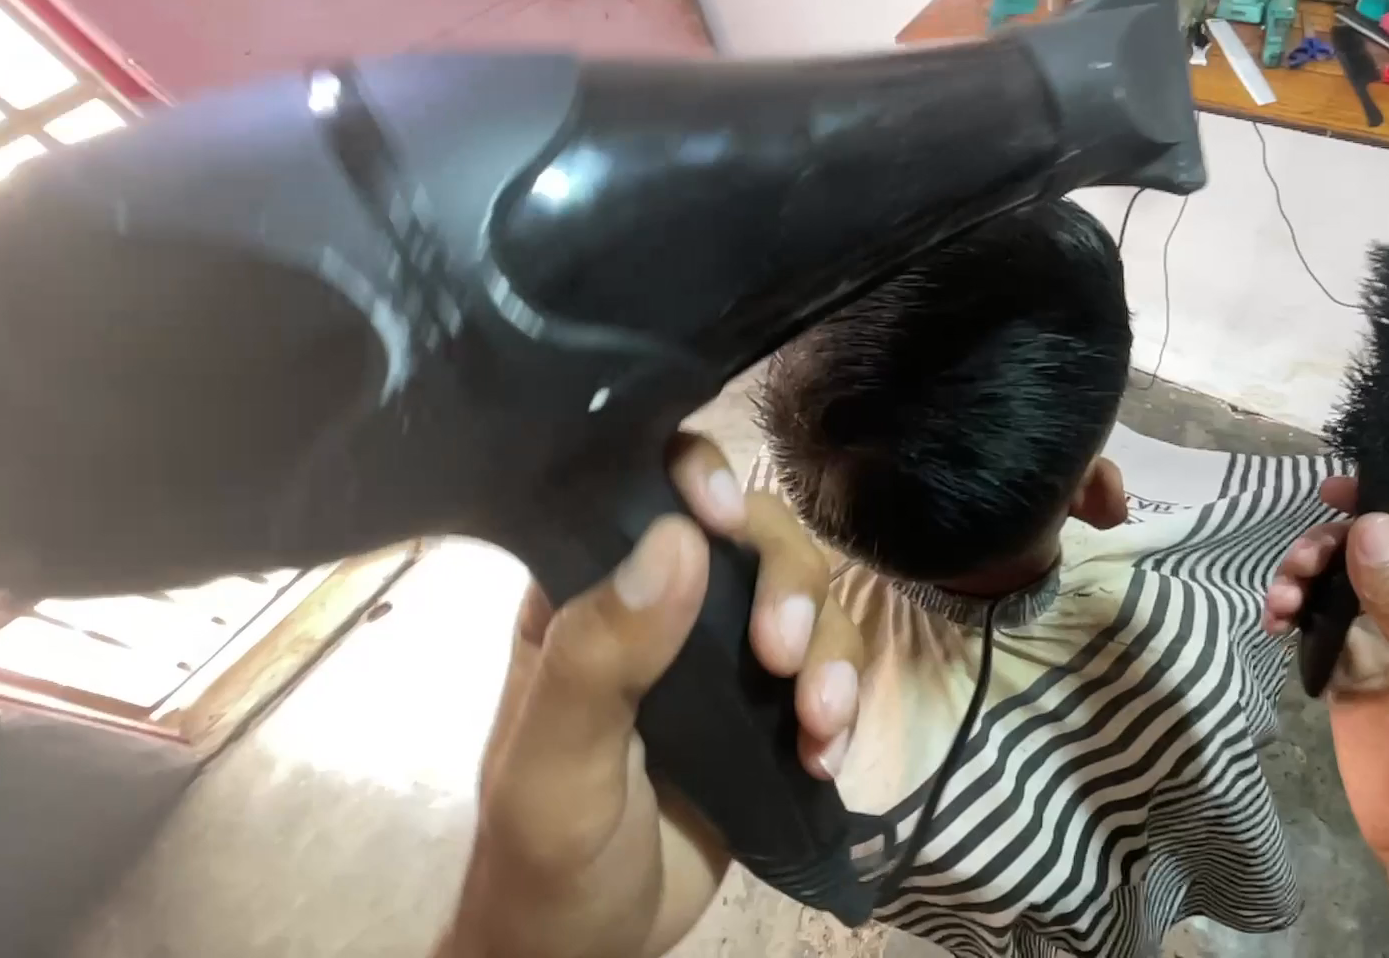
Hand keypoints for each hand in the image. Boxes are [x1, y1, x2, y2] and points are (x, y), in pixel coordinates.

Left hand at [439, 433, 861, 957]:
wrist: (594, 954)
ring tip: (820, 725)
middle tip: (782, 657)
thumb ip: (597, 658)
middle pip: (760, 535)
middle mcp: (673, 602)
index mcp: (598, 590)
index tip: (728, 518)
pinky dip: (843, 700)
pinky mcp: (774, 699)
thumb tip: (678, 541)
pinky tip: (825, 755)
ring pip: (811, 597)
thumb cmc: (545, 858)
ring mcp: (730, 649)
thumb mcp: (554, 767)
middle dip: (788, 585)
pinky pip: (833, 664)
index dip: (701, 479)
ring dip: (830, 652)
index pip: (655, 491)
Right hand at [1264, 478, 1388, 957]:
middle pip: (1382, 549)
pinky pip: (1318, 622)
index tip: (1333, 496)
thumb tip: (1367, 525)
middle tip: (1298, 562)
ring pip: (1343, 582)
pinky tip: (1275, 622)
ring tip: (1281, 599)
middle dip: (1335, 546)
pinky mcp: (1352, 670)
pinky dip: (1293, 613)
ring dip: (1307, 577)